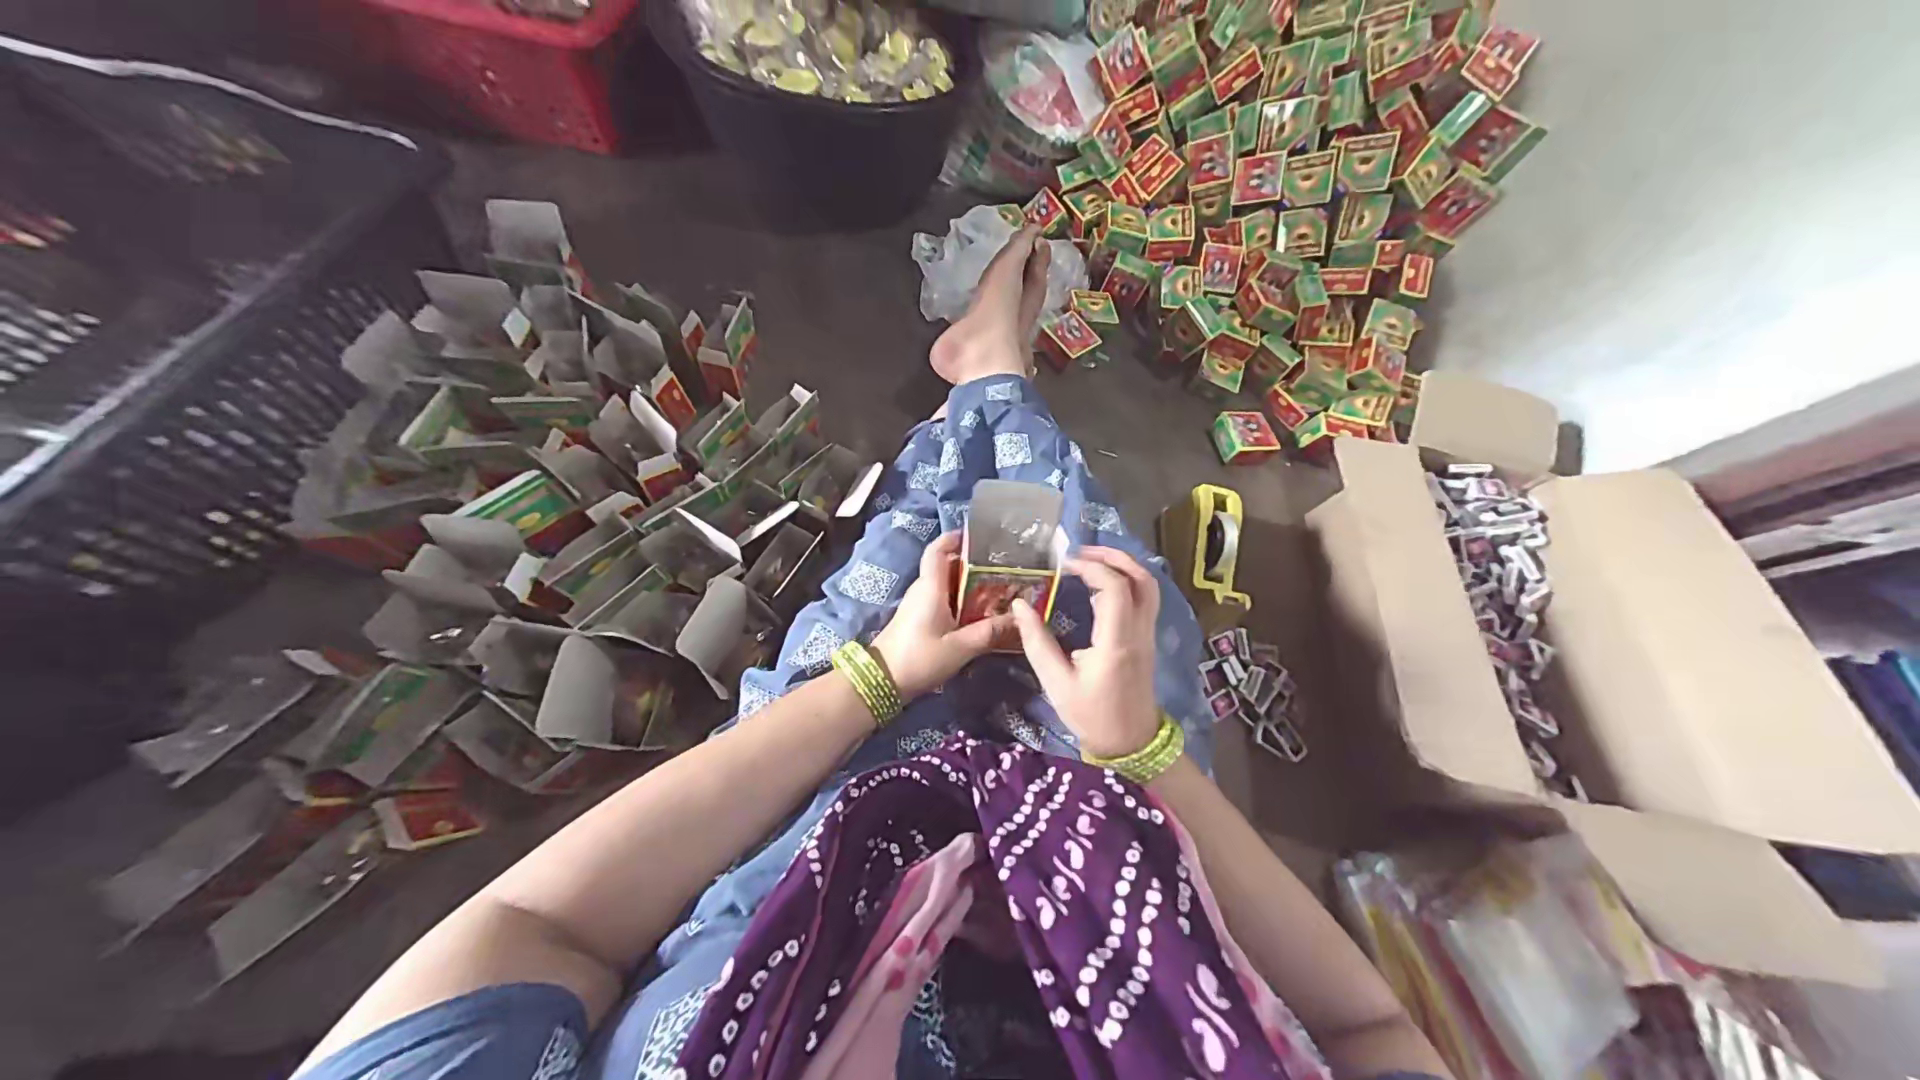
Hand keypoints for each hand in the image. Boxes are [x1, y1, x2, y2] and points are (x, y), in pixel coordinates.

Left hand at [870, 531, 1011, 699]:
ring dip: (968, 586)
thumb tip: (1019, 619)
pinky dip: (960, 601)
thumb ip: (989, 632)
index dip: (954, 538)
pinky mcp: (917, 619)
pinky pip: (942, 601)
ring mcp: (918, 604)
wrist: (882, 681)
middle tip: (1002, 569)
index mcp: (931, 587)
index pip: (937, 550)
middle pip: (947, 567)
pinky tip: (978, 613)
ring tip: (998, 589)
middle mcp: (923, 590)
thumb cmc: (919, 657)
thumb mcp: (960, 647)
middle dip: (972, 565)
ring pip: (946, 585)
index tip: (976, 535)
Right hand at [1010, 546, 1161, 759]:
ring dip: (1123, 566)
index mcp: (1117, 642)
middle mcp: (1139, 632)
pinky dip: (1126, 581)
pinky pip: (1145, 598)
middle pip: (1142, 578)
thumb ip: (1037, 642)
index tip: (1063, 564)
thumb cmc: (1092, 716)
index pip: (1115, 588)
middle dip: (1112, 556)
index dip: (1091, 567)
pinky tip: (1099, 586)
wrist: (1131, 744)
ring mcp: (1148, 634)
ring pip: (1149, 586)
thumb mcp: (1056, 683)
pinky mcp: (1147, 639)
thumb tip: (1020, 605)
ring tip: (1090, 561)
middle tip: (1080, 551)